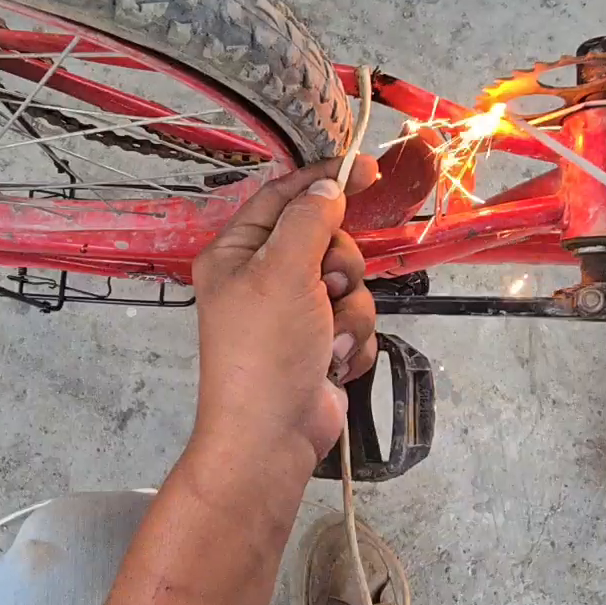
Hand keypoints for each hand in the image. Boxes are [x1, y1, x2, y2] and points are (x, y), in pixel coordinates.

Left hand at [187, 157, 379, 484]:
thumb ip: (308, 221)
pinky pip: (355, 320)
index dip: (324, 180)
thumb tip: (328, 187)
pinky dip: (351, 342)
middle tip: (327, 290)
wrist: (273, 436)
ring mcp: (295, 313)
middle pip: (326, 240)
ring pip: (349, 283)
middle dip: (339, 267)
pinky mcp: (320, 342)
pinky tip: (331, 364)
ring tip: (326, 340)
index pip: (284, 197)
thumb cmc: (266, 350)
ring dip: (348, 313)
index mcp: (238, 253)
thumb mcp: (282, 272)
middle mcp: (264, 278)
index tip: (367, 168)